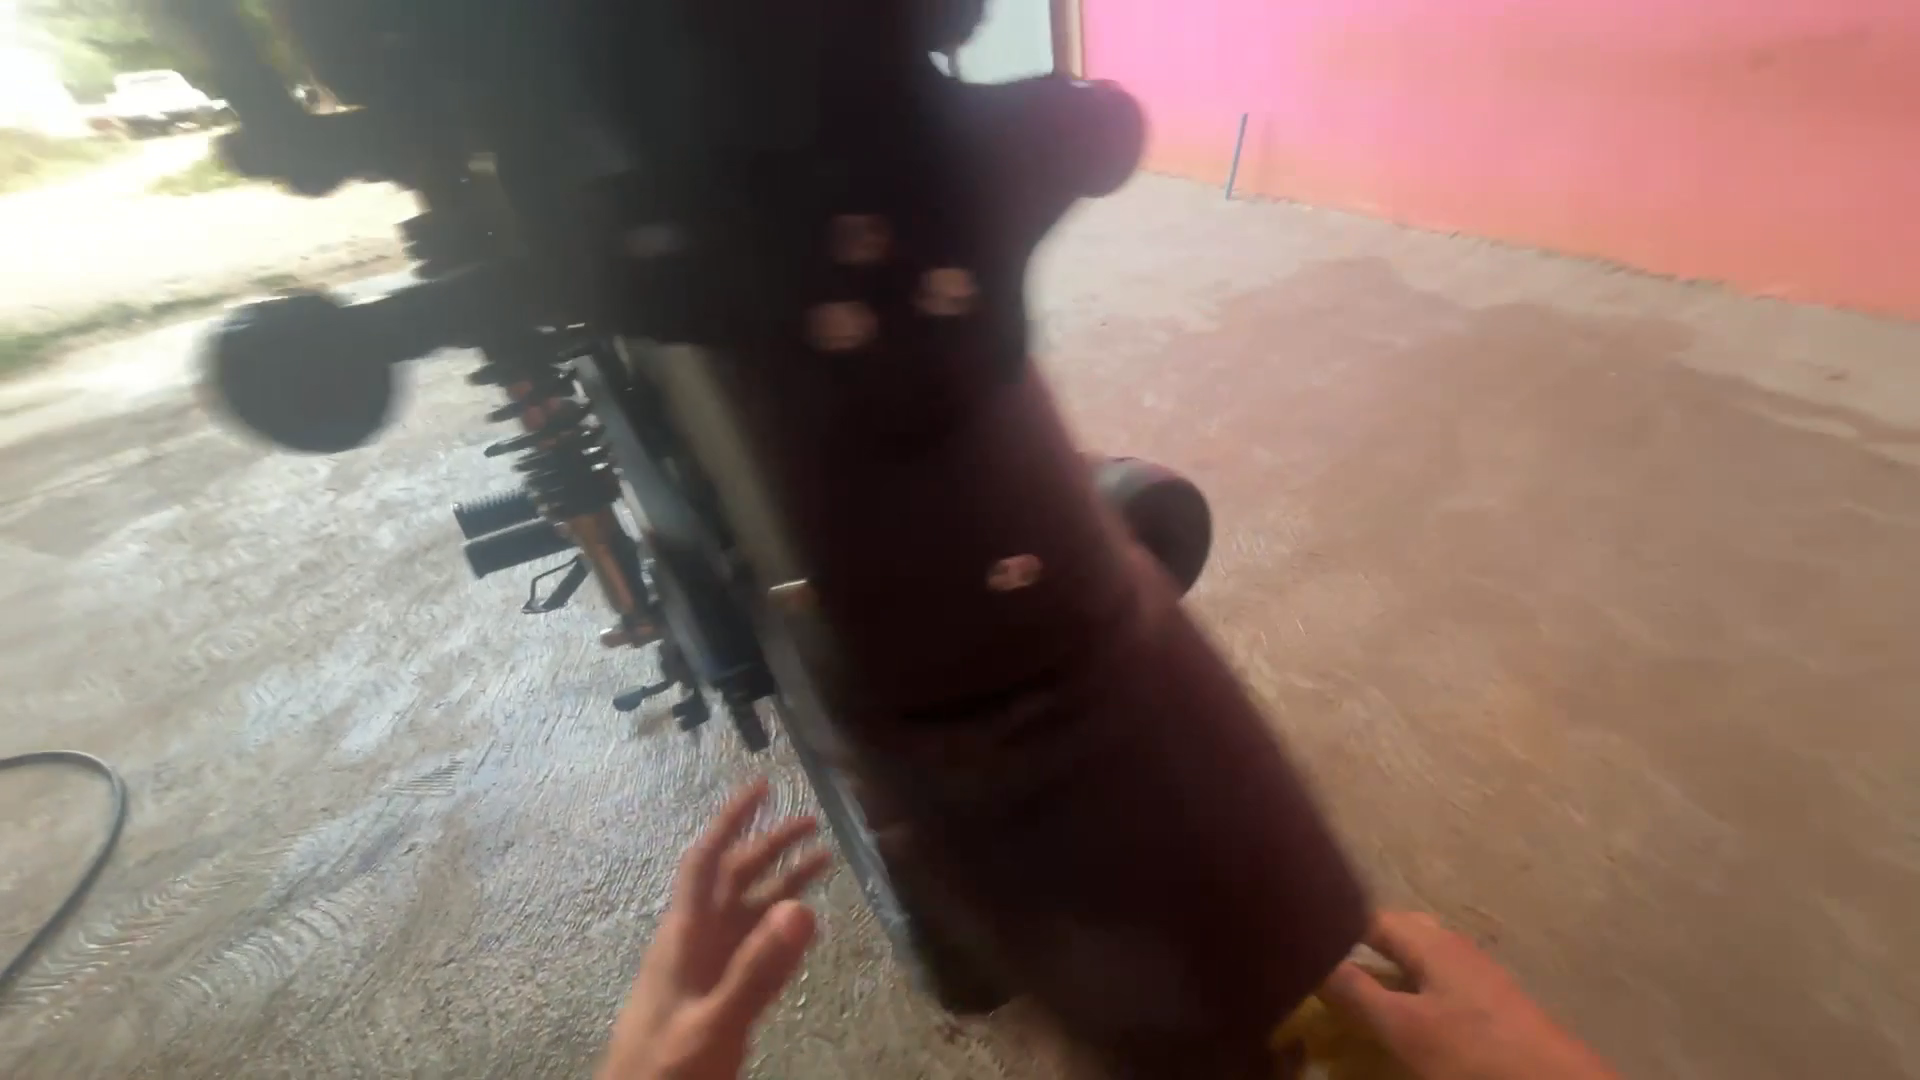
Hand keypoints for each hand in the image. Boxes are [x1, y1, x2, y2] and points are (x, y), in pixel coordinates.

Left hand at [597, 779, 833, 1079]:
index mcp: (685, 935)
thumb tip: (802, 908)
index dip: (731, 820)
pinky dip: (781, 928)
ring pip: (750, 909)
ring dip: (783, 882)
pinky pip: (756, 946)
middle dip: (770, 844)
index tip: (761, 786)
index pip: (707, 861)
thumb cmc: (663, 1070)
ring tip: (823, 859)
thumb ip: (756, 970)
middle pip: (734, 877)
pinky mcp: (722, 994)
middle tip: (812, 820)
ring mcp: (710, 968)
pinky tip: (805, 923)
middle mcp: (698, 940)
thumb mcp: (712, 1022)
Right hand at [1320, 912, 1618, 1079]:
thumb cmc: (1478, 1054)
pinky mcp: (1496, 1005)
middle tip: (1330, 961)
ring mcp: (1478, 974)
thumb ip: (1355, 992)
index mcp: (1428, 940)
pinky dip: (1414, 985)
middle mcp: (1452, 946)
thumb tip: (1310, 957)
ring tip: (1364, 986)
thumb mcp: (1405, 1029)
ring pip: (1420, 955)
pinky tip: (1411, 1010)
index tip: (1301, 934)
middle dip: (1361, 940)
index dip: (1331, 922)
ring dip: (1389, 965)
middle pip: (1395, 931)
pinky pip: (1439, 979)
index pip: (1365, 914)